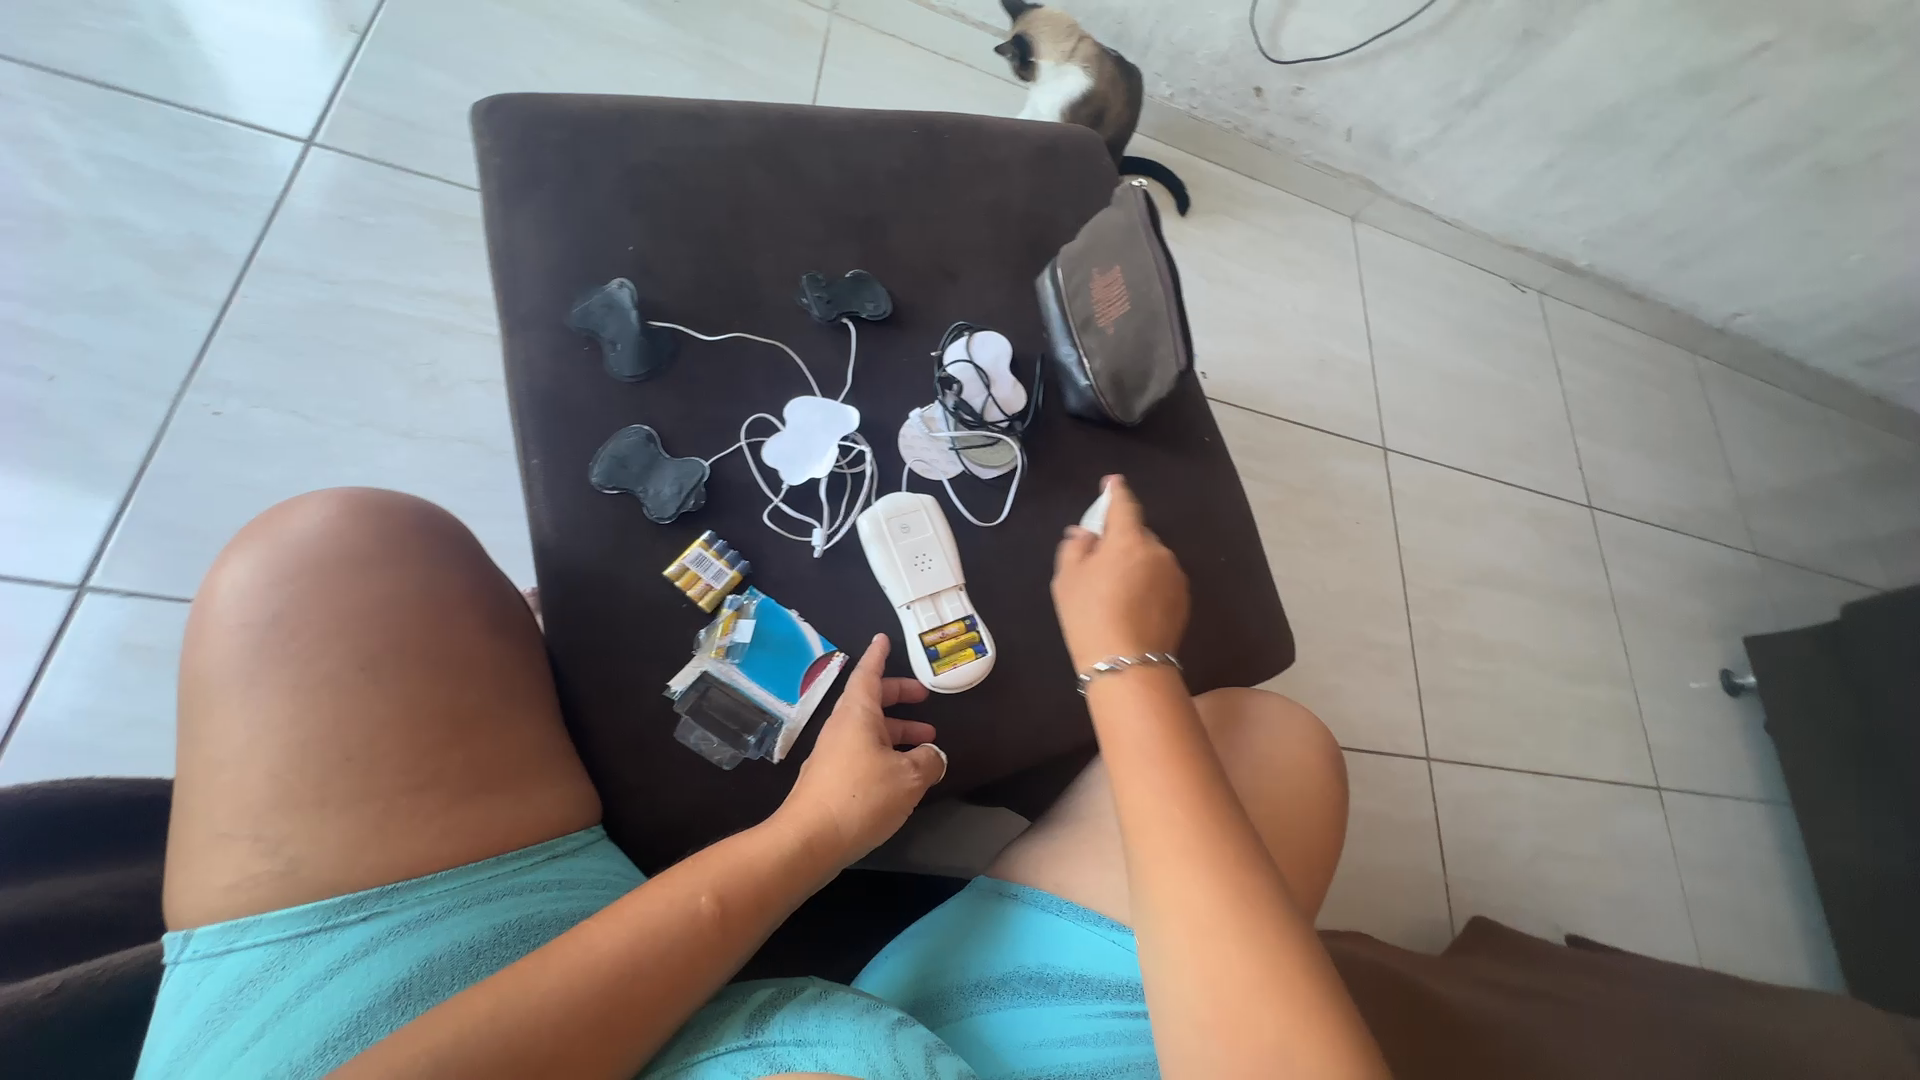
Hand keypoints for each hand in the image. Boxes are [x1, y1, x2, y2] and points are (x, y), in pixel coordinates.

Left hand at [775, 634, 946, 867]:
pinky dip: (885, 750)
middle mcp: (842, 727)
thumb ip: (928, 760)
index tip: (883, 639)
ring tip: (926, 743)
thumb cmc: (861, 796)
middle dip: (897, 695)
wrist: (809, 840)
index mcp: (857, 715)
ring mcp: (833, 753)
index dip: (878, 656)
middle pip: (870, 700)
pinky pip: (862, 750)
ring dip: (897, 729)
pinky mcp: (831, 777)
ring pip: (868, 728)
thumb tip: (933, 755)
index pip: (868, 674)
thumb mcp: (909, 778)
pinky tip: (903, 772)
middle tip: (923, 697)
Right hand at [1052, 475, 1190, 671]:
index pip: (1123, 505)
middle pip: (1137, 535)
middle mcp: (1158, 551)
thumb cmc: (1089, 616)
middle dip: (1121, 540)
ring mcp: (1174, 576)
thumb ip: (1075, 547)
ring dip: (1135, 564)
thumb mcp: (1067, 579)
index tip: (1112, 482)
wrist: (1127, 665)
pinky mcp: (1183, 600)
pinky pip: (1160, 580)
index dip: (1115, 492)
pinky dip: (1148, 584)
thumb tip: (1086, 533)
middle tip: (1099, 562)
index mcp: (1128, 539)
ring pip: (1150, 559)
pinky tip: (1132, 606)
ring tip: (1115, 592)